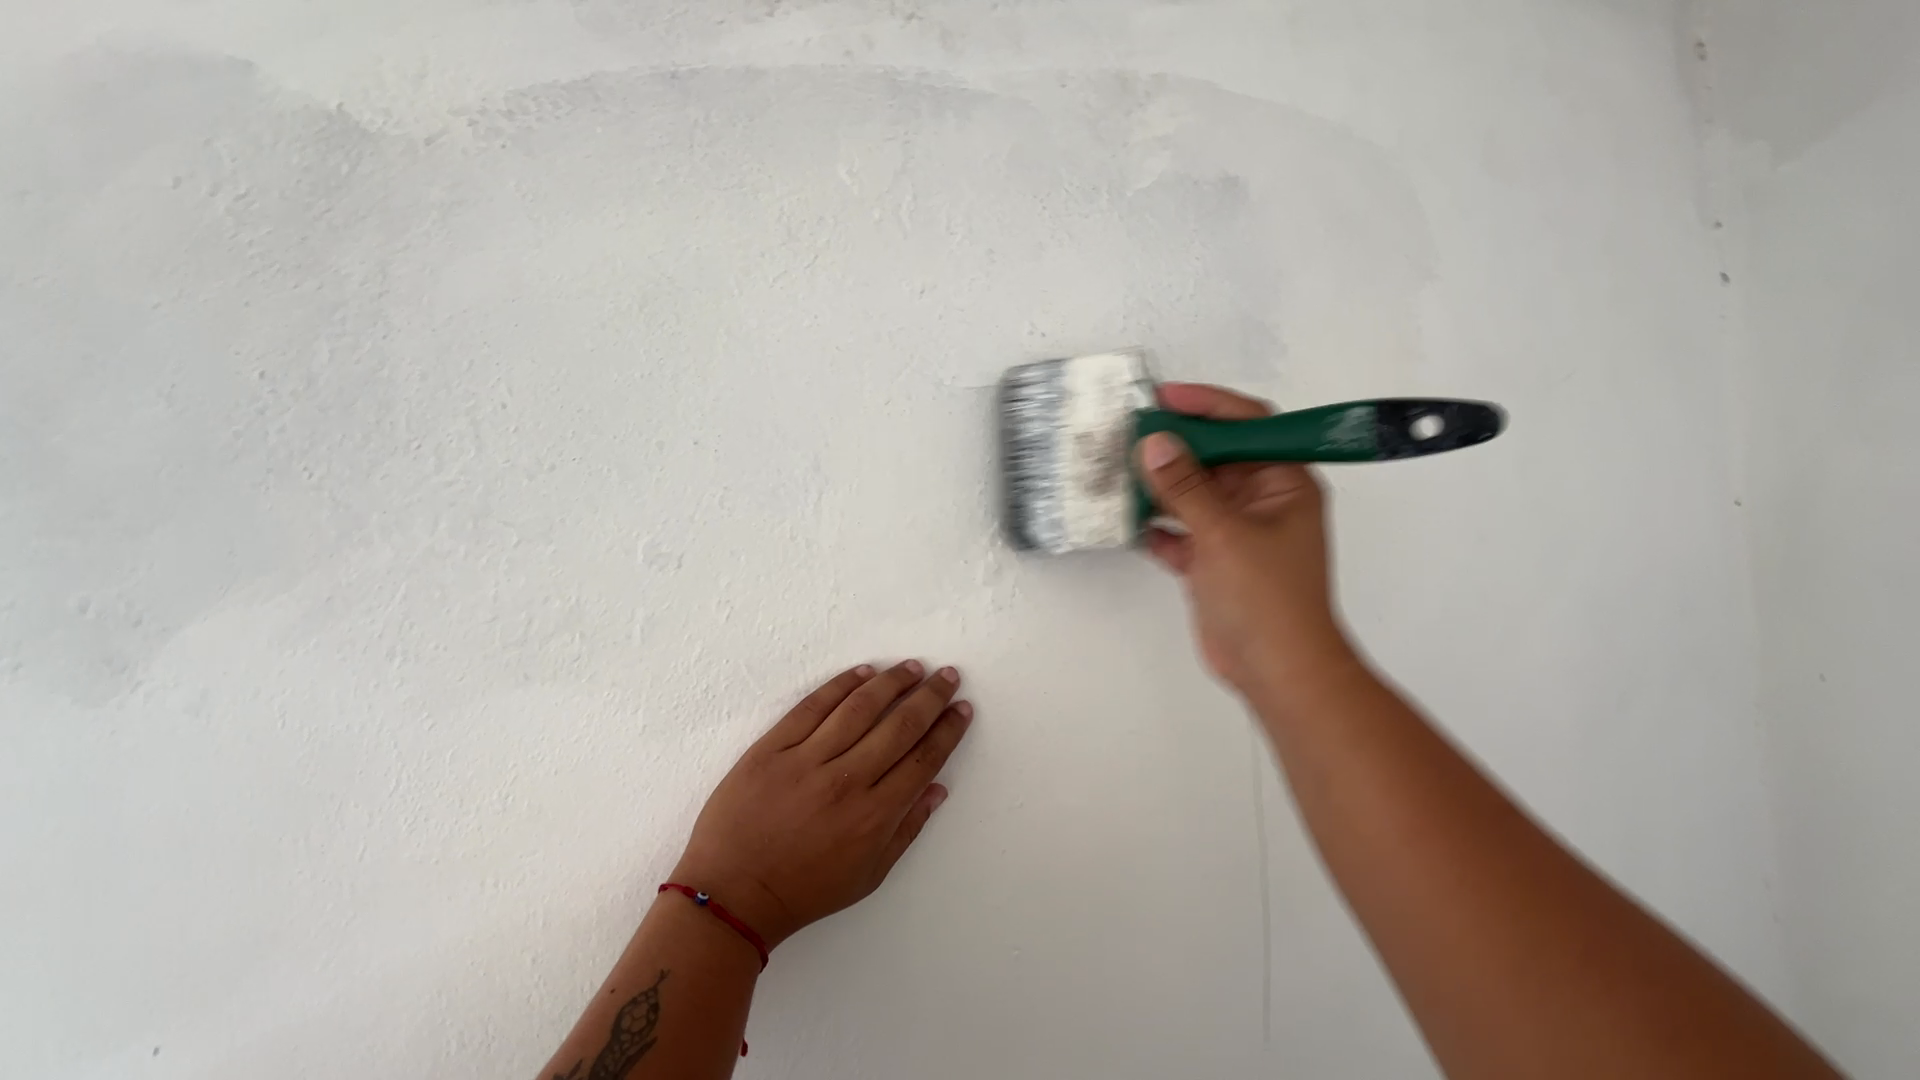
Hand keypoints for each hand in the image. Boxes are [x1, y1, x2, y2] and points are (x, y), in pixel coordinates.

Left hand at [670, 661, 972, 949]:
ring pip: (860, 707)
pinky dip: (841, 685)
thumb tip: (938, 788)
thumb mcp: (867, 876)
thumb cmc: (803, 891)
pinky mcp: (771, 748)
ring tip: (911, 667)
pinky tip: (863, 672)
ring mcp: (806, 761)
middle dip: (930, 697)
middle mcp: (847, 781)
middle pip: (900, 725)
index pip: (923, 759)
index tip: (962, 708)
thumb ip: (906, 829)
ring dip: (892, 682)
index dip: (947, 730)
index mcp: (874, 815)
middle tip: (947, 675)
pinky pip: (812, 706)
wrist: (730, 895)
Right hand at [1136, 383, 1359, 700]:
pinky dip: (1157, 527)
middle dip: (1175, 446)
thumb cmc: (1266, 598)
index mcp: (1283, 482)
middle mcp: (1261, 500)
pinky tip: (1128, 523)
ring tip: (1118, 471)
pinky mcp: (1213, 561)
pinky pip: (1180, 531)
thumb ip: (1186, 488)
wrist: (1276, 671)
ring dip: (1160, 485)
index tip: (1163, 398)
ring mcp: (1236, 532)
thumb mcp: (1225, 534)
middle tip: (1127, 433)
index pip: (1249, 424)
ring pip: (1193, 494)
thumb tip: (1155, 444)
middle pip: (1215, 457)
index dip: (1207, 405)